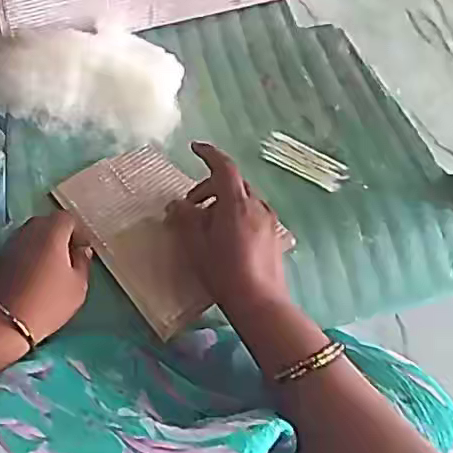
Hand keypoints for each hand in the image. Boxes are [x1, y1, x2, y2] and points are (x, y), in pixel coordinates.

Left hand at [0, 210, 92, 340]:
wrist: (4, 320)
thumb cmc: (48, 302)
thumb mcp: (78, 286)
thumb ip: (83, 262)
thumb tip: (81, 250)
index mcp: (51, 232)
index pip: (66, 217)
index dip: (78, 230)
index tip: (83, 248)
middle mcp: (28, 230)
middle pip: (46, 222)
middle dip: (59, 234)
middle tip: (68, 256)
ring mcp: (10, 242)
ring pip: (31, 234)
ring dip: (42, 244)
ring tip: (51, 267)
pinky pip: (19, 247)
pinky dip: (28, 254)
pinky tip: (34, 274)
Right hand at [169, 142, 291, 317]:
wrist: (260, 303)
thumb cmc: (223, 271)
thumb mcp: (195, 244)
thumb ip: (185, 218)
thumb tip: (178, 204)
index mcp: (236, 203)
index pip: (223, 167)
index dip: (209, 154)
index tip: (195, 149)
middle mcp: (257, 206)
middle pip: (232, 183)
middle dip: (210, 187)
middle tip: (191, 205)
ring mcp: (269, 221)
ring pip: (243, 200)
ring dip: (222, 203)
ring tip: (206, 225)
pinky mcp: (274, 236)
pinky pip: (252, 214)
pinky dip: (235, 215)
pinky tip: (225, 237)